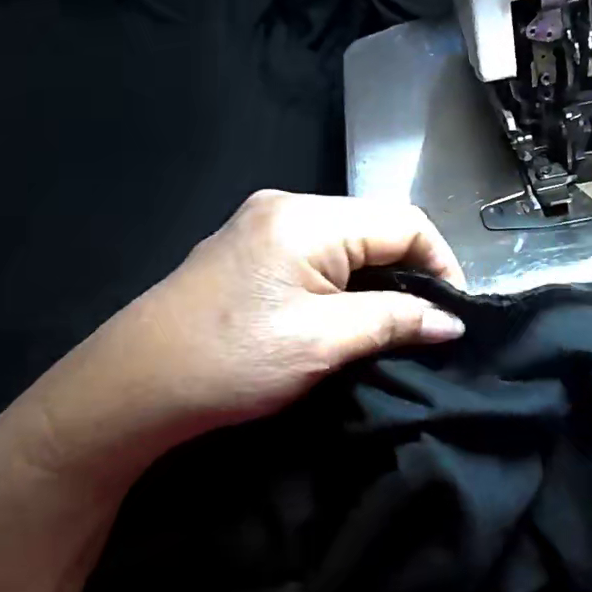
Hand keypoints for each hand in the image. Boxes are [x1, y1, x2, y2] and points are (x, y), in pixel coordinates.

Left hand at [14, 191, 466, 481]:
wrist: (136, 384)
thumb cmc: (232, 360)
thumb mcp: (323, 342)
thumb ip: (394, 321)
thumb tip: (450, 322)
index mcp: (306, 217)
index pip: (403, 222)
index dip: (441, 265)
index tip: (455, 317)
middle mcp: (283, 207)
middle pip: (372, 228)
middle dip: (407, 275)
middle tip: (426, 329)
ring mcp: (259, 227)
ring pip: (344, 245)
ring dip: (374, 284)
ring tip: (392, 330)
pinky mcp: (245, 254)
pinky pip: (313, 258)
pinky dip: (339, 286)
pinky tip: (345, 320)